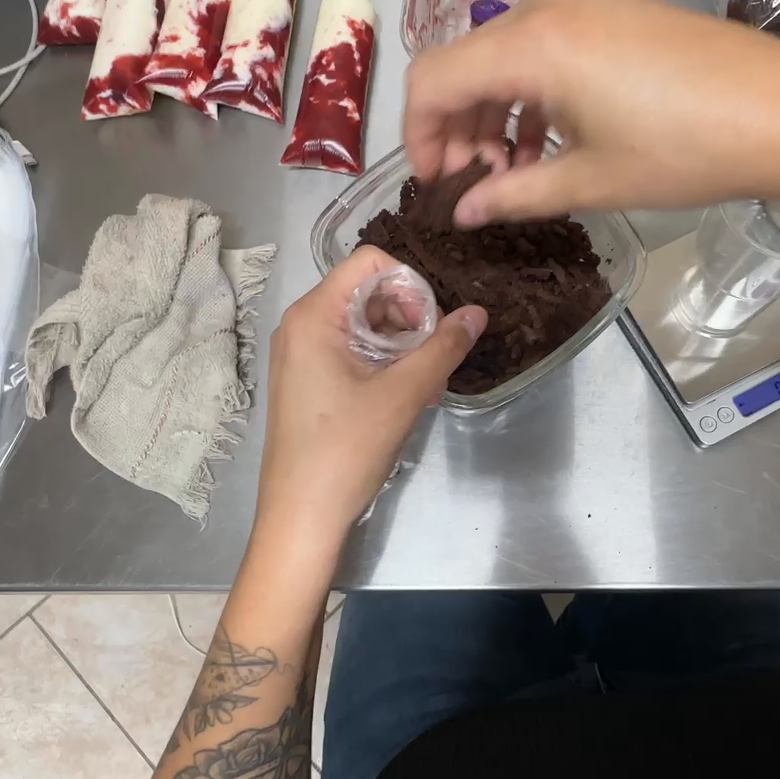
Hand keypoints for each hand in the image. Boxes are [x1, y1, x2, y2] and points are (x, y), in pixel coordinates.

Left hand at [253, 247, 486, 550]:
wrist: (301, 516)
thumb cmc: (345, 450)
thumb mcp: (403, 395)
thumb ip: (443, 348)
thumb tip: (478, 313)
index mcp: (314, 316)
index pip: (370, 262)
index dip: (411, 283)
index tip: (433, 325)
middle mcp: (301, 326)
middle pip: (368, 292)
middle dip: (411, 317)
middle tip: (437, 358)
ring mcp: (302, 355)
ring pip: (365, 325)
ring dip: (404, 345)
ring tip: (429, 382)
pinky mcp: (309, 382)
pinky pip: (353, 352)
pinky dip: (385, 364)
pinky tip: (410, 395)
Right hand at [403, 0, 779, 225]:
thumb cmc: (684, 152)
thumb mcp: (589, 182)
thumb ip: (513, 194)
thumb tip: (464, 213)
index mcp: (534, 44)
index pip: (434, 79)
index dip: (419, 135)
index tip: (436, 183)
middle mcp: (548, 5)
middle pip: (465, 64)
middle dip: (457, 128)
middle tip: (473, 185)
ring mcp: (584, 0)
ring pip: (502, 56)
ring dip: (493, 114)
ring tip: (511, 173)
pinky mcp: (610, 9)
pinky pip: (542, 48)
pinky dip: (529, 95)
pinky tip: (543, 142)